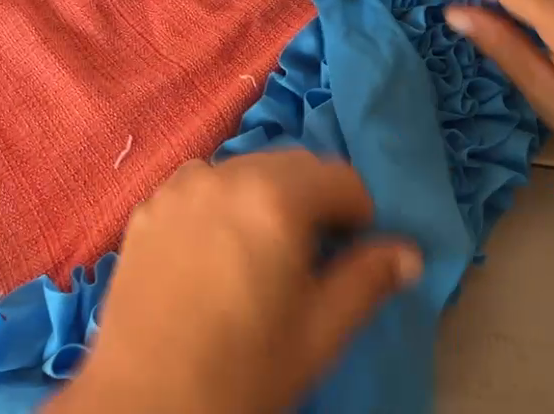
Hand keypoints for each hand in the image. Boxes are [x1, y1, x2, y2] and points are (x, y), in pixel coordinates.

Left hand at [50, 151, 421, 413]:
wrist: (145, 400)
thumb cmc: (244, 369)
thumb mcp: (319, 333)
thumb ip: (366, 281)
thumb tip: (408, 253)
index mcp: (276, 197)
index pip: (339, 176)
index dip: (359, 211)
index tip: (355, 248)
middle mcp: (226, 174)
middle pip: (290, 164)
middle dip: (313, 197)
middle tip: (314, 251)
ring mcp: (180, 186)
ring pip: (243, 170)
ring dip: (265, 195)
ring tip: (262, 251)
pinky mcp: (148, 206)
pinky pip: (198, 187)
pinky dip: (219, 203)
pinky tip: (214, 251)